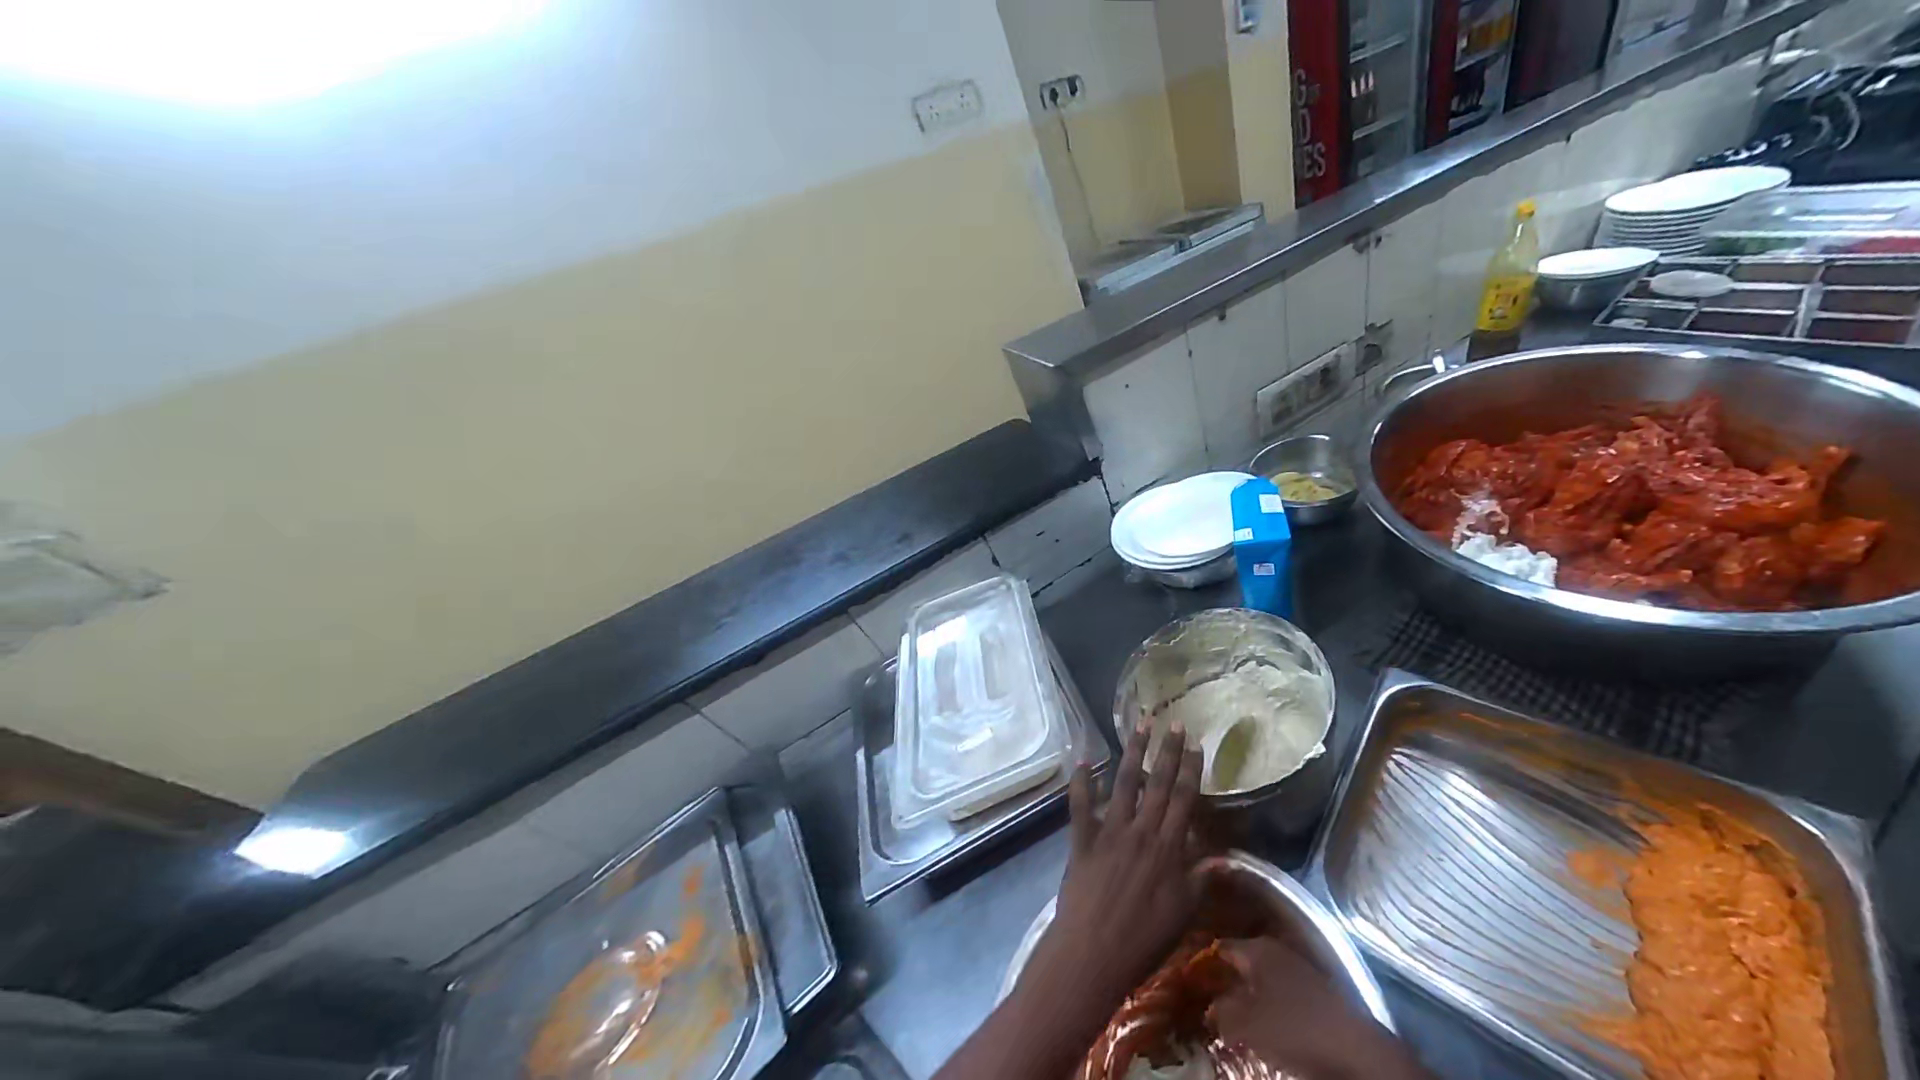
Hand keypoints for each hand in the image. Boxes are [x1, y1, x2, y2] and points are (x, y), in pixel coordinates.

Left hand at [1018, 720, 1203, 1022]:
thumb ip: (1201, 881)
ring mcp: (1109, 831)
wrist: (1094, 951)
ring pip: (1124, 784)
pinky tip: (1082, 760)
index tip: (1195, 744)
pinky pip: (1080, 804)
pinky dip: (1080, 781)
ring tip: (1139, 726)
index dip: (1190, 770)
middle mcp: (1140, 831)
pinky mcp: (1082, 838)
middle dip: (1166, 751)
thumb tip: (1225, 859)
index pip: (1183, 799)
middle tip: (1172, 722)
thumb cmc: (1144, 938)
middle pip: (1157, 784)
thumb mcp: (1183, 913)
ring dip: (1132, 753)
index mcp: (1168, 848)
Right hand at [1209, 937, 1428, 1079]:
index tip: (1190, 981)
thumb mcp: (1244, 1024)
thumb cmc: (1293, 1028)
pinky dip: (1271, 1007)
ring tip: (1233, 1018)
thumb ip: (1220, 1011)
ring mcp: (1301, 972)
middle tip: (1208, 1000)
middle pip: (1242, 963)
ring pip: (1263, 980)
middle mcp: (1277, 952)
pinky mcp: (1319, 997)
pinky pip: (1283, 996)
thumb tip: (1210, 1007)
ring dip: (1249, 996)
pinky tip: (1264, 1027)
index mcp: (1256, 949)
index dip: (1203, 964)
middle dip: (1226, 980)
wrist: (1357, 1054)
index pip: (1220, 948)